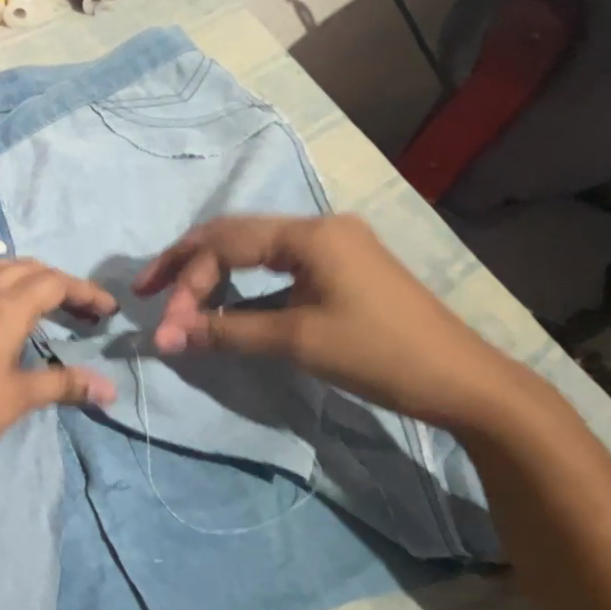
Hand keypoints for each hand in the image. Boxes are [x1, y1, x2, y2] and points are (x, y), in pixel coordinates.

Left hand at [0, 238, 118, 491]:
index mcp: (5, 308)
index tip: (108, 311)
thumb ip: (63, 384)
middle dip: (60, 284)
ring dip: (24, 272)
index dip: (86, 293)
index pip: (55, 283)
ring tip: (44, 293)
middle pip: (28, 269)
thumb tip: (110, 389)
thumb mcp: (17, 399)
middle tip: (83, 312)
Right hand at [133, 214, 532, 427]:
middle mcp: (319, 228)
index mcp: (310, 235)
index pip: (224, 244)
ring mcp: (334, 246)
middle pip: (234, 235)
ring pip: (253, 249)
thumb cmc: (379, 354)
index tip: (163, 325)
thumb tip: (167, 336)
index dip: (184, 280)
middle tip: (148, 291)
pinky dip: (242, 282)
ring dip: (212, 273)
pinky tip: (224, 302)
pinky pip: (276, 264)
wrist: (462, 380)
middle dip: (187, 264)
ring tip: (178, 299)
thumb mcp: (296, 341)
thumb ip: (227, 332)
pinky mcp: (341, 269)